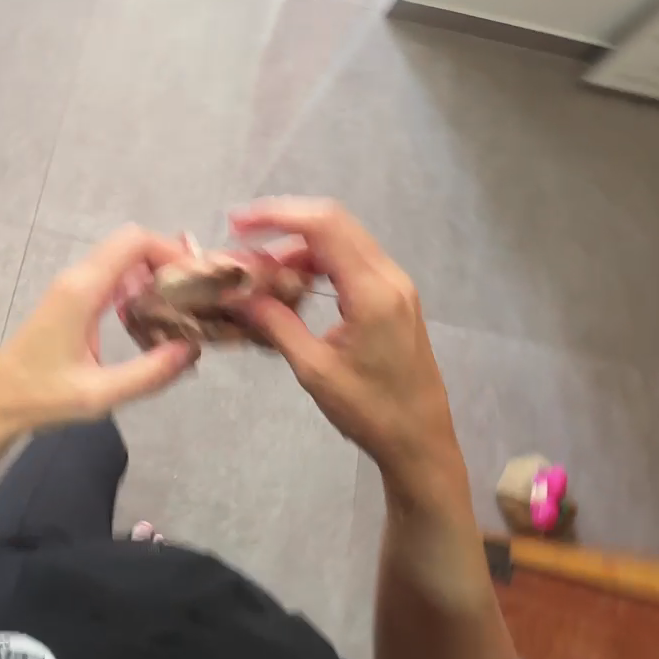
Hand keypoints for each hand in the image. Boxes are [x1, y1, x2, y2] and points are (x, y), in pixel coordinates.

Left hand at [0, 226, 197, 440]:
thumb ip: (149, 373)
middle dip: (168, 261)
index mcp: (82, 290)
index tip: (197, 280)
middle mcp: (77, 278)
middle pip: (131, 245)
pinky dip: (136, 286)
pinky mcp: (71, 299)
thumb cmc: (42, 398)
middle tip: (195, 296)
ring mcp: (72, 287)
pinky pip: (111, 277)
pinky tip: (149, 319)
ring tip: (180, 309)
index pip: (134, 242)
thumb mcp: (99, 395)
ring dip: (153, 274)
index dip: (170, 250)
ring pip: (122, 259)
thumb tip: (194, 348)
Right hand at [233, 198, 461, 481]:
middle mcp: (389, 276)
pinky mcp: (393, 295)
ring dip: (298, 244)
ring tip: (261, 269)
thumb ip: (275, 323)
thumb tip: (236, 293)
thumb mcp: (314, 370)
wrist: (422, 443)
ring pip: (341, 239)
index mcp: (372, 291)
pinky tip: (292, 283)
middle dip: (283, 221)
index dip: (277, 215)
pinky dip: (317, 260)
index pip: (323, 226)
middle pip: (333, 222)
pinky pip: (350, 259)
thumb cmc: (370, 412)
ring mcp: (395, 283)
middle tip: (241, 236)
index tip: (237, 223)